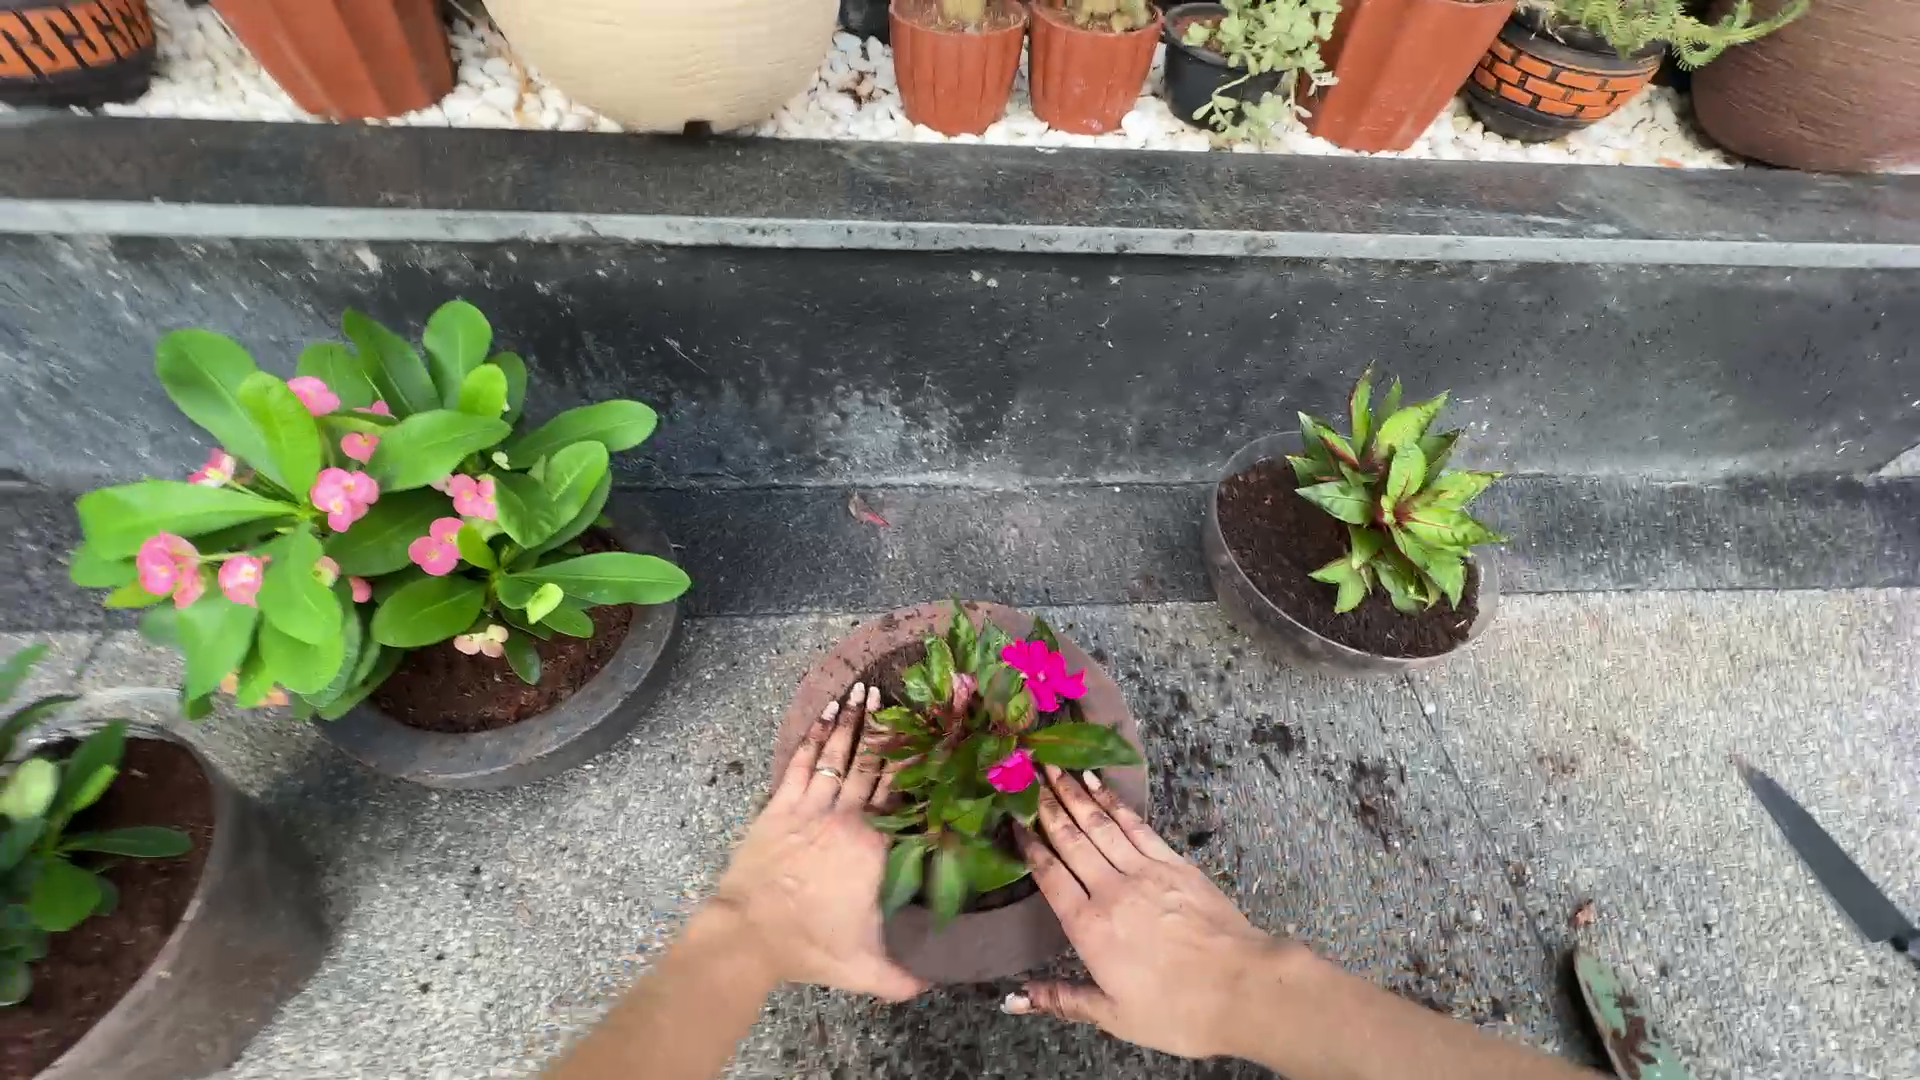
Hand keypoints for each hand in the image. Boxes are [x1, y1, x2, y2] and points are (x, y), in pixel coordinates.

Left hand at [710, 683, 926, 1001]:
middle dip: (885, 727)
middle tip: (894, 693)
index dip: (914, 760)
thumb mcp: (864, 969)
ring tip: (863, 690)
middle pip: (871, 763)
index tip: (927, 734)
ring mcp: (810, 806)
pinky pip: (801, 763)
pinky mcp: (779, 806)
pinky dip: (813, 737)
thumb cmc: (808, 947)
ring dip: (853, 721)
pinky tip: (825, 715)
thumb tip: (937, 981)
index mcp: (874, 845)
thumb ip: (904, 977)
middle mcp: (847, 816)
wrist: (747, 937)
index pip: (900, 793)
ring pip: (837, 754)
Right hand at [1006, 765, 1296, 1058]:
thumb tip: (1014, 999)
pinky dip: (1113, 801)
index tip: (1013, 819)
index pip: (1049, 875)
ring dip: (1073, 793)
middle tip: (1026, 775)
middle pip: (1070, 839)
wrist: (1241, 990)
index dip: (1029, 845)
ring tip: (1053, 768)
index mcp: (1089, 927)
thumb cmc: (1177, 1011)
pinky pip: (1134, 824)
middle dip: (1045, 805)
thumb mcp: (1113, 1016)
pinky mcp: (1172, 861)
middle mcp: (1110, 889)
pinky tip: (1097, 783)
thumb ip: (1063, 998)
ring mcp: (1142, 870)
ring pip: (1098, 824)